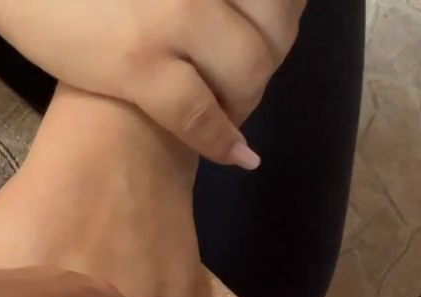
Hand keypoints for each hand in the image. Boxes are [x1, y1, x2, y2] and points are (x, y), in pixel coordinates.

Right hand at [0, 0, 303, 162]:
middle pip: (273, 33)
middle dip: (265, 72)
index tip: (263, 50)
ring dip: (244, 106)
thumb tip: (222, 19)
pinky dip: (222, 139)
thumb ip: (193, 0)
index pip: (280, 0)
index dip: (282, 29)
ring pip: (248, 72)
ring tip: (230, 122)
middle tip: (241, 95)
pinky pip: (199, 111)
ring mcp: (176, 15)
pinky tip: (236, 157)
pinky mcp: (138, 62)